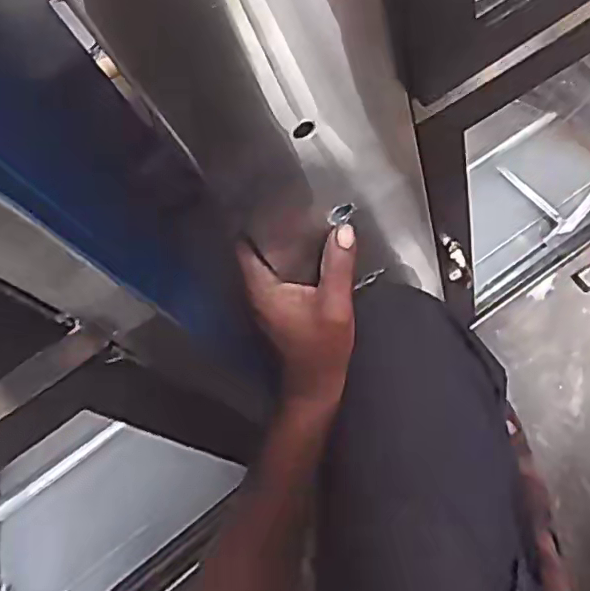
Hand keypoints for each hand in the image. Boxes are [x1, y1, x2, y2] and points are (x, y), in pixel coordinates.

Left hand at [237, 224, 357, 411]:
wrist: (317, 387)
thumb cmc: (321, 350)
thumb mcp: (335, 305)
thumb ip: (338, 266)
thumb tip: (344, 230)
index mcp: (262, 289)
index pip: (245, 246)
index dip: (255, 222)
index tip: (272, 202)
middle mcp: (258, 292)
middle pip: (258, 250)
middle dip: (275, 229)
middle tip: (295, 206)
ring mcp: (267, 301)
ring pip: (270, 261)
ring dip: (285, 245)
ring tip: (306, 222)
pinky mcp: (280, 306)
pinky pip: (281, 272)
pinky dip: (293, 260)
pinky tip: (313, 251)